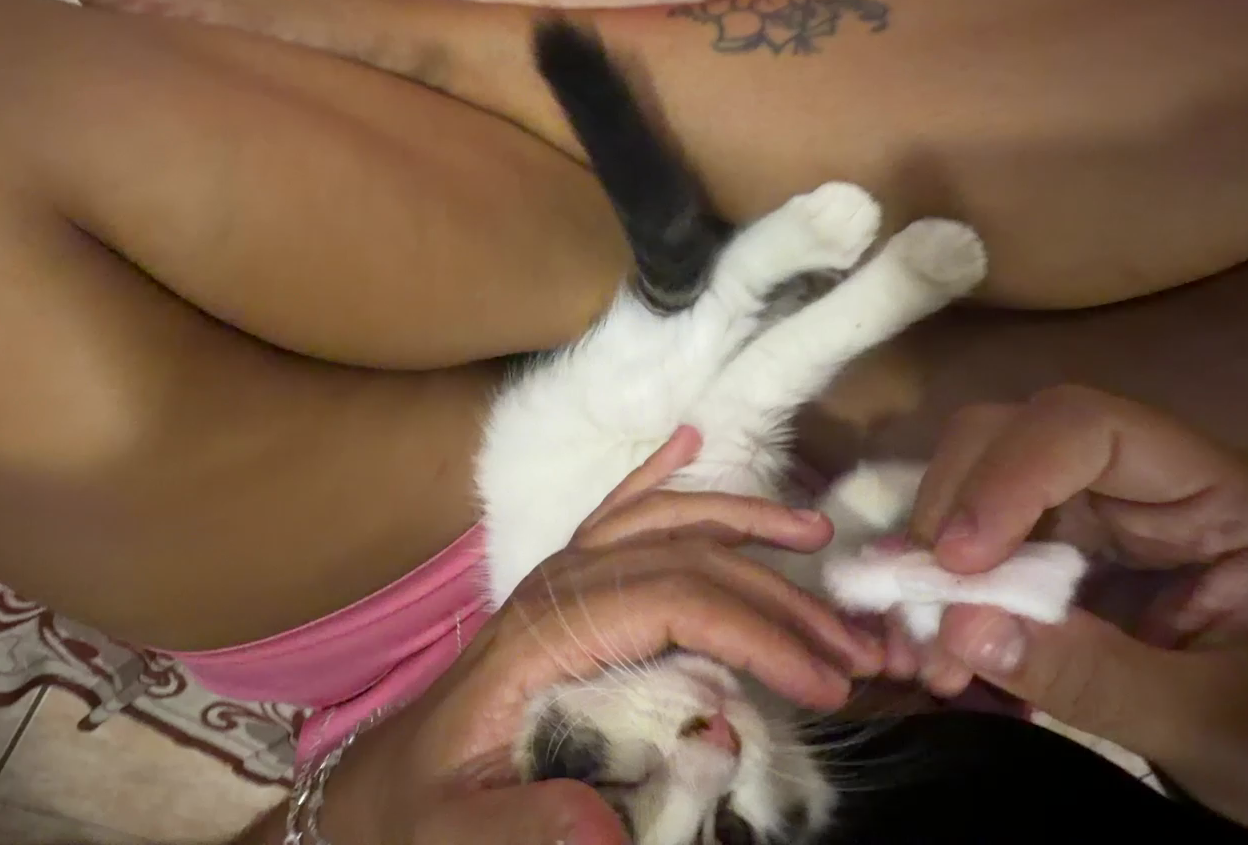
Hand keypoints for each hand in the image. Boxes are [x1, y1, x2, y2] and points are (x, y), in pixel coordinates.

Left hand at [316, 426, 876, 844]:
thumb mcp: (460, 832)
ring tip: (813, 531)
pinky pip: (616, 507)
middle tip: (855, 648)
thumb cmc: (429, 801)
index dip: (755, 633)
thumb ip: (524, 828)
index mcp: (544, 632)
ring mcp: (561, 570)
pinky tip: (690, 442)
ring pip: (662, 520)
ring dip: (742, 524)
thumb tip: (610, 829)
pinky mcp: (564, 575)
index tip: (827, 681)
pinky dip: (657, 474)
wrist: (392, 776)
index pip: (671, 604)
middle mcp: (559, 582)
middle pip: (685, 560)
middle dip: (777, 598)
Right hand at [904, 386, 1247, 840]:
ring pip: (969, 469)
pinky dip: (931, 570)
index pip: (1088, 428)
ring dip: (929, 539)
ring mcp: (1086, 501)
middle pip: (1008, 432)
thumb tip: (960, 627)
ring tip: (922, 623)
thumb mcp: (1215, 730)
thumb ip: (1096, 679)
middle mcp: (1138, 477)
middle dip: (952, 502)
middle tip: (924, 589)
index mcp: (1216, 494)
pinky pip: (962, 523)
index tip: (959, 560)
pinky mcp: (1044, 534)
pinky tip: (930, 624)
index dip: (1010, 474)